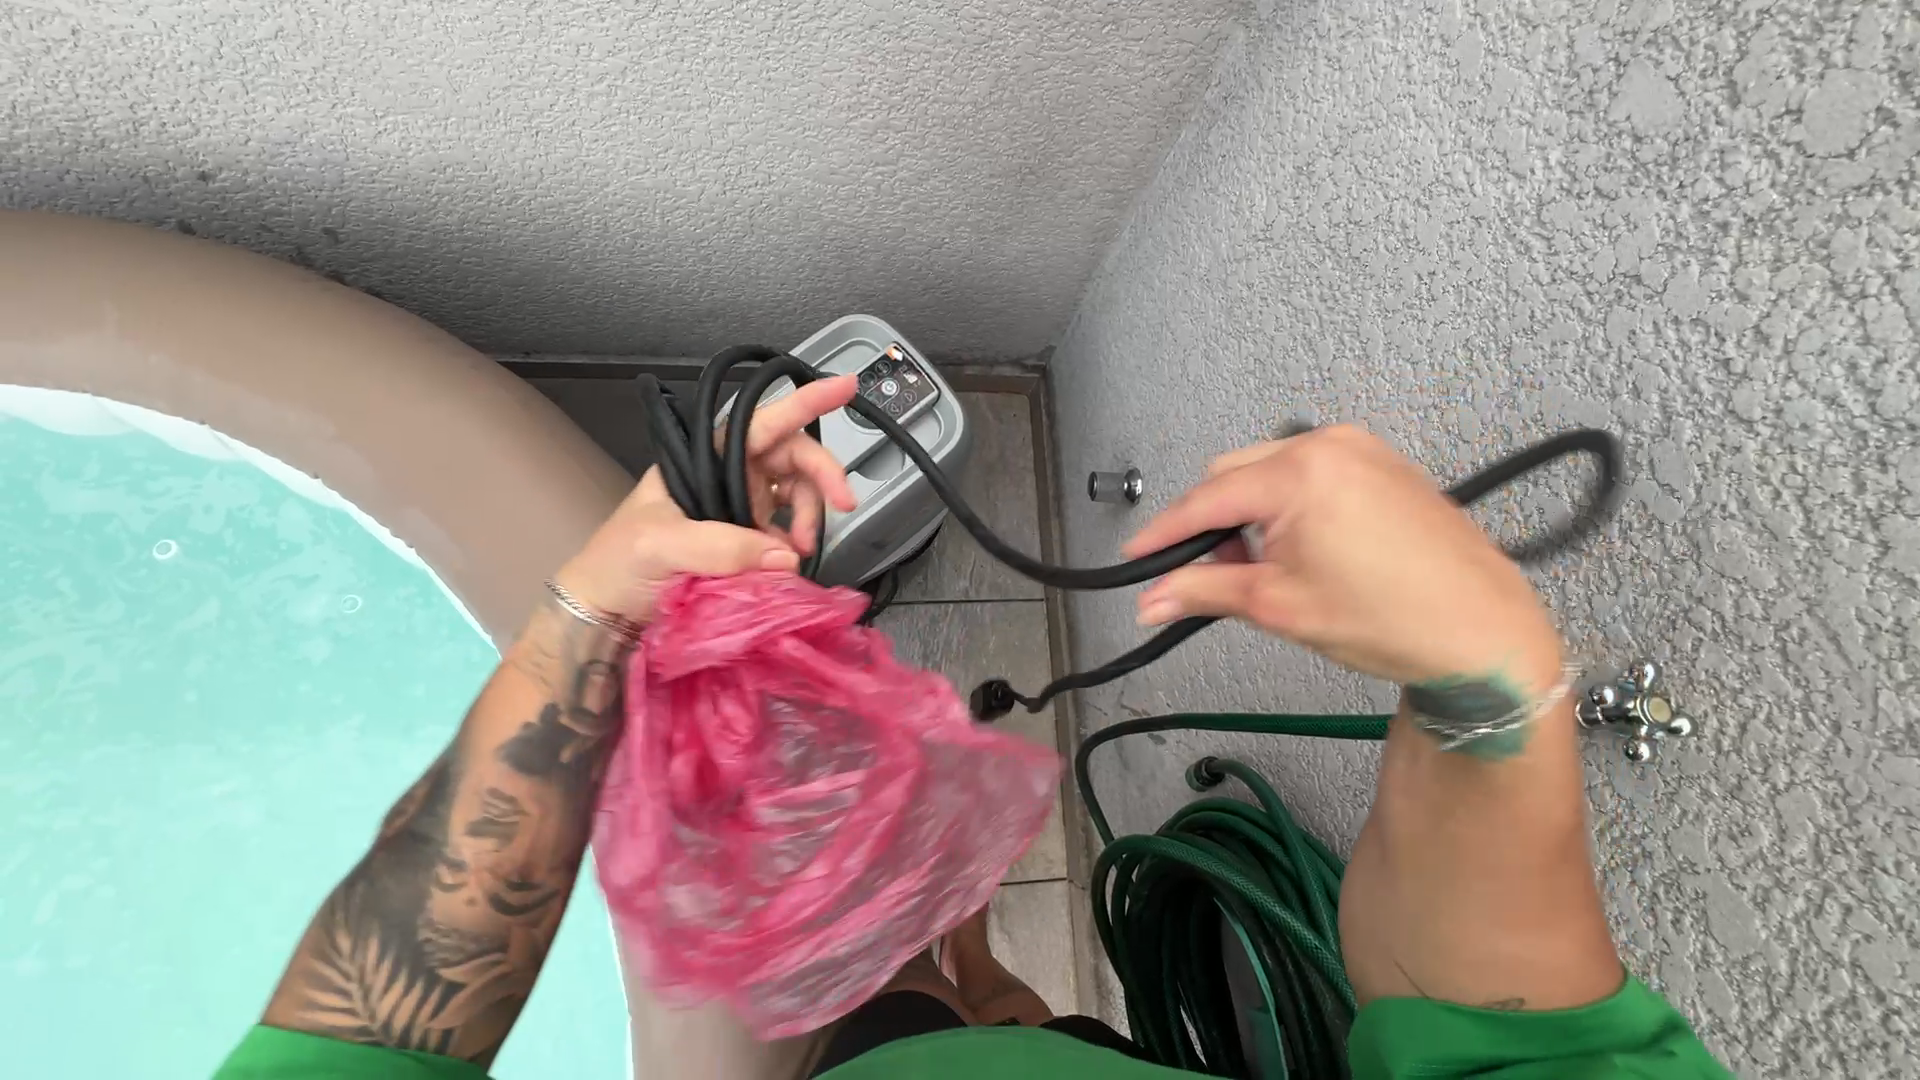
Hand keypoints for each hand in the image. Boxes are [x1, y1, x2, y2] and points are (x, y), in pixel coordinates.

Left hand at [553, 375, 858, 623]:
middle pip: (793, 457)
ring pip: (799, 495)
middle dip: (823, 474)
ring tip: (800, 550)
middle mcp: (730, 476)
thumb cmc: (617, 563)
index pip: (762, 421)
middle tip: (845, 501)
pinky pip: (789, 534)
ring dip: (811, 517)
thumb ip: (720, 546)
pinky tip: (788, 562)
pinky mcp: (750, 542)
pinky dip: (797, 545)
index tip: (844, 387)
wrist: (608, 614)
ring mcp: (742, 508)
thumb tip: (785, 555)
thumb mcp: (659, 544)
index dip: (804, 402)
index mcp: (706, 458)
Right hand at [1125, 425, 1561, 692]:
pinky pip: (1305, 472)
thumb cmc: (1397, 617)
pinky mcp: (1378, 464)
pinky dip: (1286, 506)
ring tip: (1270, 568)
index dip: (1164, 532)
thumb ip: (1202, 592)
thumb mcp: (1278, 606)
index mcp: (1299, 473)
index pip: (1205, 499)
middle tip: (1223, 576)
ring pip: (1266, 473)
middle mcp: (1328, 446)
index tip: (1139, 554)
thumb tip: (1153, 600)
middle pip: (1230, 477)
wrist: (1484, 630)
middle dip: (1214, 526)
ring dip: (1249, 516)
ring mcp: (1358, 450)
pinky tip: (1301, 549)